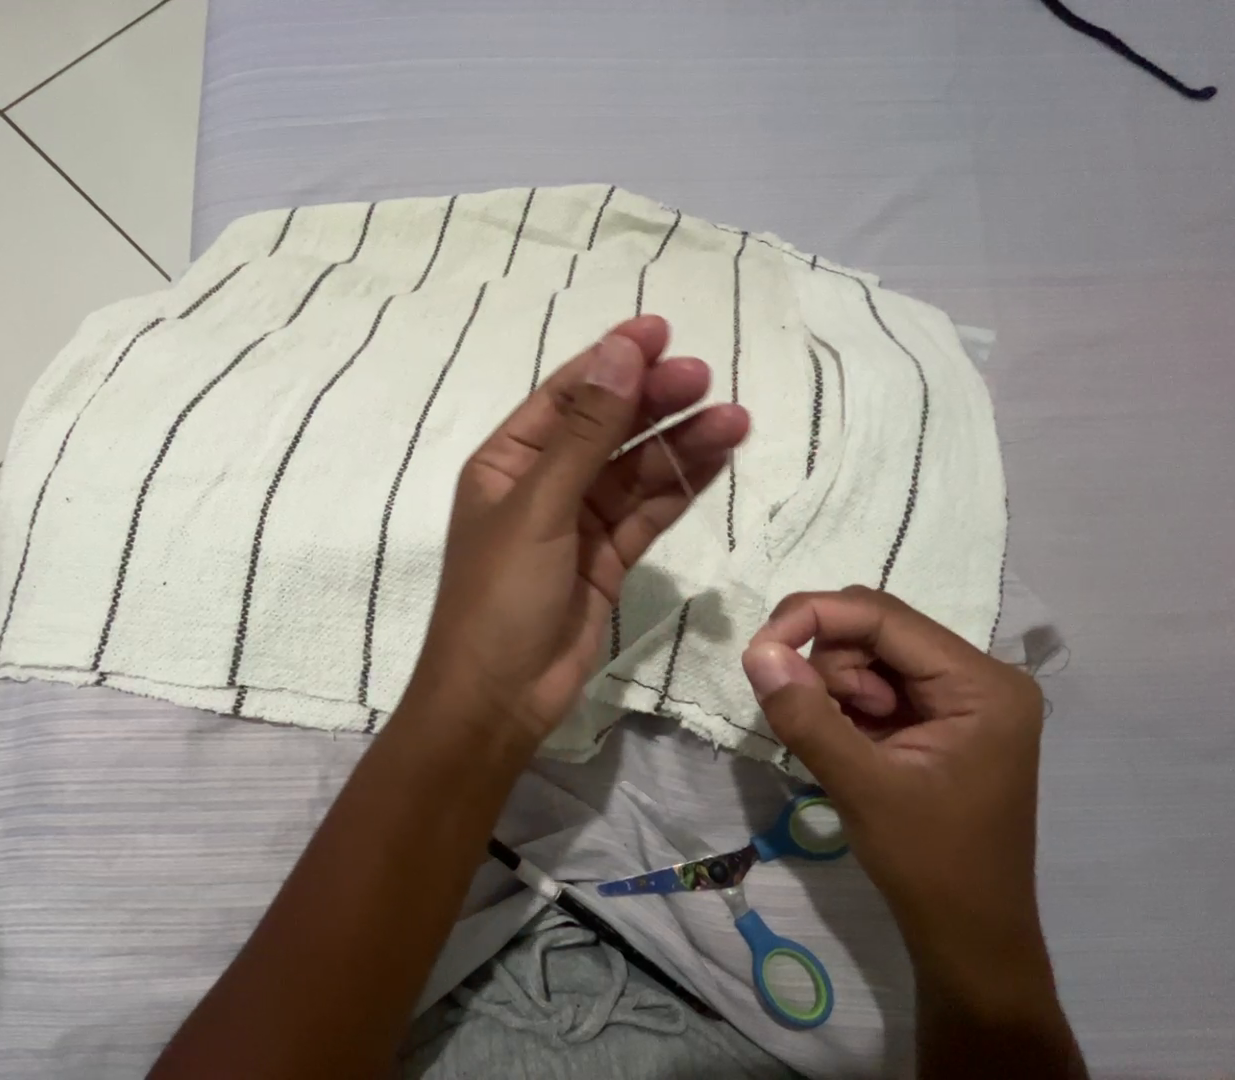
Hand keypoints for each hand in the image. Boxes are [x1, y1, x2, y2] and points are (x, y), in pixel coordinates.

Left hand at [408, 315, 748, 744]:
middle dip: (652, 401)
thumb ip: (585, 433)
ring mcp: (577, 522)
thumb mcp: (539, 506)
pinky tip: (718, 457)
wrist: (499, 695)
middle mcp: (541, 484)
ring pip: (635, 470)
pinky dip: (680, 486)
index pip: (564, 397)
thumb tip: (620, 352)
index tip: (661, 331)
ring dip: (679, 444)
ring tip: (734, 419)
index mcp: (506, 462)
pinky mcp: (607, 559)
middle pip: (606, 429)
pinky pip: (648, 511)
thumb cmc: (501, 595)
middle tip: (704, 377)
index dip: (610, 362)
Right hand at [741, 587, 1052, 1005]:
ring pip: (866, 653)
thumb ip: (806, 715)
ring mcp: (960, 697)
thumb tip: (755, 651)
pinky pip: (873, 682)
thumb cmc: (929, 862)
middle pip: (873, 628)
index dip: (812, 618)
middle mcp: (978, 677)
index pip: (882, 617)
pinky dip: (845, 704)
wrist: (967, 933)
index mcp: (981, 684)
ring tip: (848, 747)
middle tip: (823, 722)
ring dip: (834, 688)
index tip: (757, 650)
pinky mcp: (939, 717)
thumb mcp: (860, 786)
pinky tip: (853, 747)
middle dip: (827, 665)